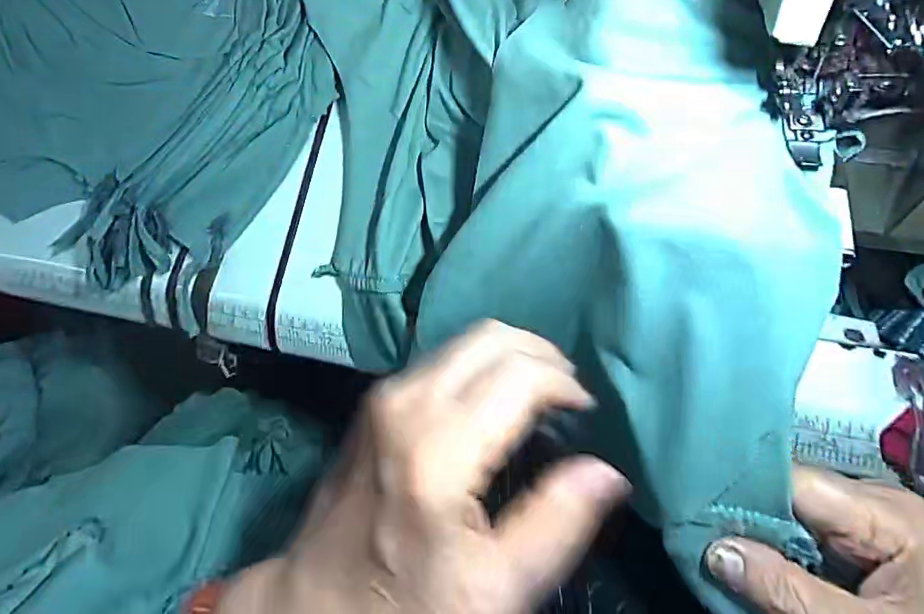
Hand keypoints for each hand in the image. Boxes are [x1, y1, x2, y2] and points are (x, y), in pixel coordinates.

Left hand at [220, 321, 630, 613]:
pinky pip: (443, 356)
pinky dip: (482, 363)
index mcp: (439, 447)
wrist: (315, 603)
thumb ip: (557, 522)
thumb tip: (608, 471)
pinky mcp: (377, 396)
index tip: (587, 413)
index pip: (519, 374)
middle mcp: (409, 400)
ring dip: (511, 355)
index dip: (564, 384)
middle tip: (569, 396)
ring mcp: (387, 391)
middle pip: (492, 337)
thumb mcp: (496, 589)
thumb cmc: (410, 605)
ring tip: (541, 395)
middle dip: (541, 355)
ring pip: (466, 339)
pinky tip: (498, 399)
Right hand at [705, 466, 923, 613]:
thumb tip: (713, 548)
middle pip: (797, 494)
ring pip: (800, 514)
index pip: (797, 482)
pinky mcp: (877, 549)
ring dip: (765, 534)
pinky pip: (816, 536)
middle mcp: (885, 503)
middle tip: (700, 527)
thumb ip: (786, 590)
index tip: (695, 503)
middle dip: (752, 516)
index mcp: (892, 512)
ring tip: (719, 540)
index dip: (744, 493)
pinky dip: (787, 550)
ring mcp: (882, 525)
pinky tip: (756, 558)